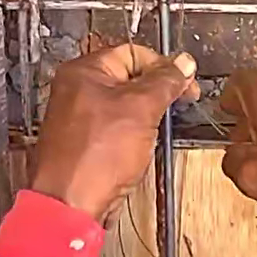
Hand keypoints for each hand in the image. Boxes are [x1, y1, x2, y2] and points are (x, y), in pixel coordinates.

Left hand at [31, 44, 198, 217]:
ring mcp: (80, 119)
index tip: (186, 82)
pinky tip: (142, 149)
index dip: (163, 66)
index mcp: (84, 71)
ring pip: (125, 107)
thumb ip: (165, 82)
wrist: (71, 204)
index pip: (133, 53)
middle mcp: (77, 91)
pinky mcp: (85, 144)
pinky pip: (116, 130)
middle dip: (157, 93)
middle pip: (129, 79)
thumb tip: (183, 63)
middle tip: (180, 105)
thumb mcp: (141, 108)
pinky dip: (134, 136)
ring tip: (158, 131)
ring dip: (147, 118)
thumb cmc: (95, 157)